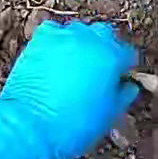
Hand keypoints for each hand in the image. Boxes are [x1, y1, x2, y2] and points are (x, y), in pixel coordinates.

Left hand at [0, 20, 140, 158]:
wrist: (29, 126)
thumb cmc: (72, 125)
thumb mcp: (108, 115)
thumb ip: (122, 96)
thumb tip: (127, 87)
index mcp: (112, 57)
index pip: (128, 54)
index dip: (125, 68)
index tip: (120, 78)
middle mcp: (90, 40)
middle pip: (105, 35)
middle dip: (105, 49)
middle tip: (99, 70)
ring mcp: (64, 36)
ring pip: (79, 32)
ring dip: (81, 44)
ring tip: (75, 65)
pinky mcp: (40, 40)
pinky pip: (54, 33)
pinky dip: (57, 42)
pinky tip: (54, 59)